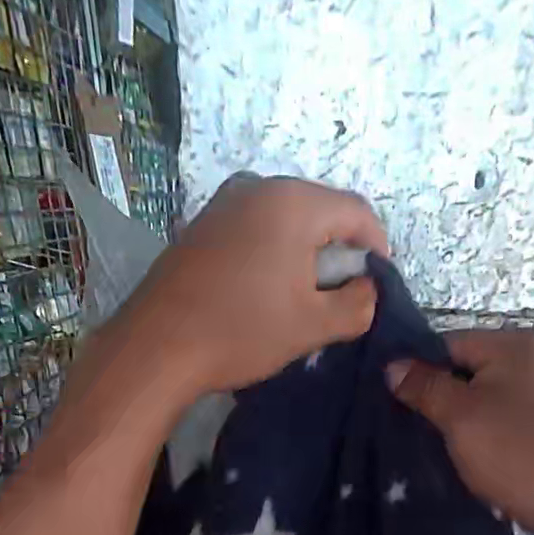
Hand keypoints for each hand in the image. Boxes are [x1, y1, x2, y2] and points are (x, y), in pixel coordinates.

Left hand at [103, 176, 388, 396]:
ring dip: (302, 254)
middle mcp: (256, 187)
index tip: (377, 281)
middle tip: (340, 293)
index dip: (376, 246)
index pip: (356, 211)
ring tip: (301, 296)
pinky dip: (269, 253)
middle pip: (318, 211)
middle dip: (337, 250)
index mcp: (292, 202)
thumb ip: (358, 305)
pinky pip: (251, 230)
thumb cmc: (241, 332)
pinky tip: (263, 290)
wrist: (155, 347)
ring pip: (283, 221)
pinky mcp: (198, 226)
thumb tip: (368, 289)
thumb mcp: (312, 326)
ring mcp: (222, 204)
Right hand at [385, 330, 533, 534]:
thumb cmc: (521, 453)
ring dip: (459, 424)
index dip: (414, 372)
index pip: (444, 344)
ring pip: (485, 401)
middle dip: (436, 400)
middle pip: (466, 372)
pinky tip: (474, 462)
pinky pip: (506, 422)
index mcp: (512, 345)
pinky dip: (486, 438)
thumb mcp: (460, 417)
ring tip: (437, 450)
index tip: (391, 405)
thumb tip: (393, 365)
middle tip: (409, 432)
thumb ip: (424, 386)